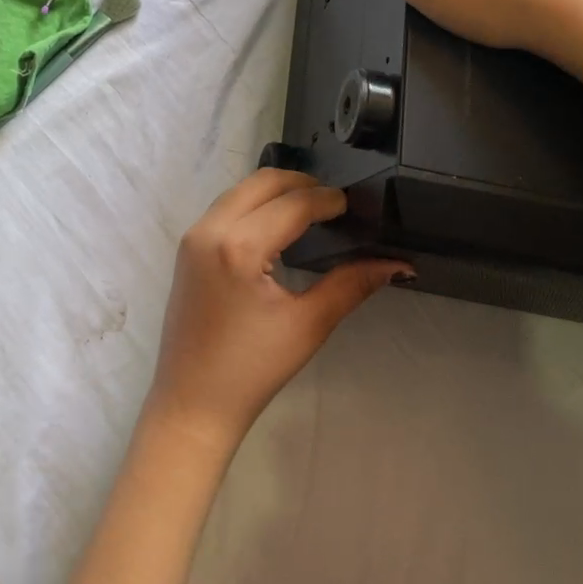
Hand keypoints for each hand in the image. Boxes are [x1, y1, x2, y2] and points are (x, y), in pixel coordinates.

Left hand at [146, 169, 412, 442]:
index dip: (328, 200)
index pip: (293, 203)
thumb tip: (395, 263)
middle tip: (334, 203)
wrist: (193, 401)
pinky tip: (277, 225)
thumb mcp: (308, 324)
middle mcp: (209, 229)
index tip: (355, 205)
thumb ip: (351, 284)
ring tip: (311, 211)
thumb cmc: (252, 369)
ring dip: (275, 192)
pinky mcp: (187, 248)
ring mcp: (193, 237)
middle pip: (262, 182)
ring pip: (239, 190)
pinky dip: (252, 205)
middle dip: (301, 184)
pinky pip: (224, 208)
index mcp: (238, 246)